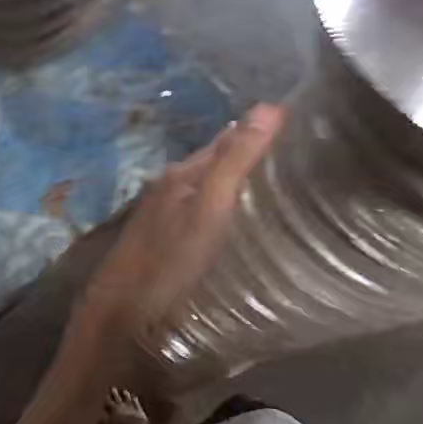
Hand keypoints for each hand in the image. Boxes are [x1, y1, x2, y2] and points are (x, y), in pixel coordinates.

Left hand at [73, 104, 285, 347]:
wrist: (121, 316)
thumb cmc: (169, 259)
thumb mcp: (209, 207)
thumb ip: (235, 160)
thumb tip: (270, 107)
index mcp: (182, 174)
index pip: (227, 138)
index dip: (259, 130)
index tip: (301, 126)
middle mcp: (171, 189)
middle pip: (217, 163)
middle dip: (252, 156)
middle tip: (301, 159)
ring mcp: (165, 219)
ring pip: (210, 190)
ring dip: (239, 185)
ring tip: (282, 189)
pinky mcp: (167, 247)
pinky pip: (205, 216)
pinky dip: (227, 212)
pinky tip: (243, 226)